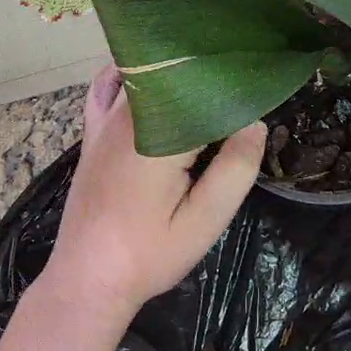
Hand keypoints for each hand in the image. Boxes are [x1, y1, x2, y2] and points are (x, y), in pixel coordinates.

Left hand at [42, 65, 266, 321]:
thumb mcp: (203, 222)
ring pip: (145, 73)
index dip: (239, 95)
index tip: (262, 103)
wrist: (87, 278)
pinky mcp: (92, 131)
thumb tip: (256, 124)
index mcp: (159, 135)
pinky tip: (154, 78)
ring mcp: (104, 120)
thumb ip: (234, 170)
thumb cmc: (147, 254)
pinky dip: (131, 73)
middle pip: (176, 75)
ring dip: (177, 72)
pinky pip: (108, 84)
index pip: (208, 93)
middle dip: (211, 77)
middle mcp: (128, 116)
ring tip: (211, 82)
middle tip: (245, 91)